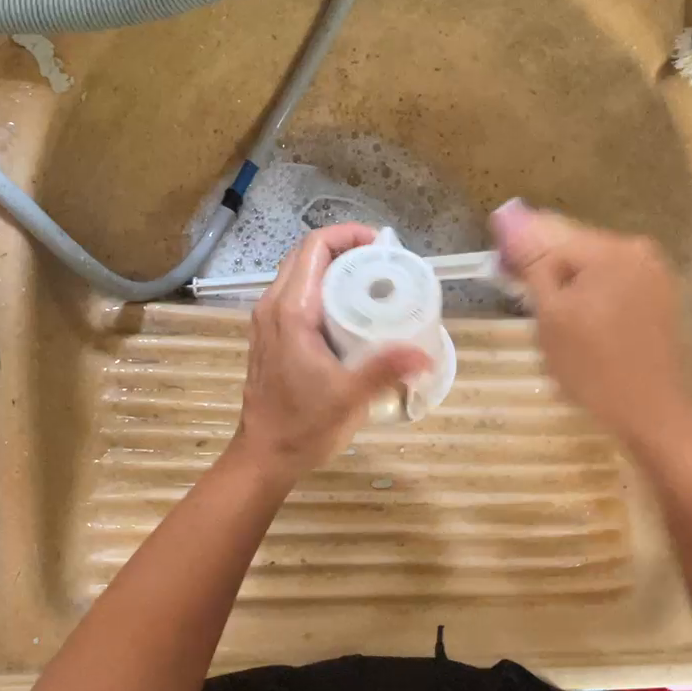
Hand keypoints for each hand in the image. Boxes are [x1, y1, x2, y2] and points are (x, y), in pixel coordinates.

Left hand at [230, 224, 430, 481]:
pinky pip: (295, 296)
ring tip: (371, 284)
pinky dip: (322, 291)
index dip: (348, 235)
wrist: (264, 455)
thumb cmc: (302, 425)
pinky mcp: (270, 337)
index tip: (382, 246)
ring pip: (299, 275)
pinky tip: (350, 313)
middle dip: (345, 250)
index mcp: (290, 311)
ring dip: (333, 269)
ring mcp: (267, 321)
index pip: (315, 248)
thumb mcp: (349, 397)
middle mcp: (272, 307)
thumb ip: (386, 369)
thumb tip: (426, 355)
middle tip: (383, 265)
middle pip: (306, 255)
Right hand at [491, 199, 691, 441]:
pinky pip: (612, 284)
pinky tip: (577, 324)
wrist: (650, 412)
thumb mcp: (551, 314)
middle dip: (544, 268)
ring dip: (566, 284)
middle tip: (518, 297)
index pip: (551, 234)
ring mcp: (654, 274)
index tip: (499, 275)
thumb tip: (507, 216)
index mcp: (611, 250)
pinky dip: (589, 297)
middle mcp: (637, 251)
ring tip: (547, 317)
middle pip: (575, 248)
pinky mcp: (659, 298)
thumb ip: (531, 262)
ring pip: (593, 267)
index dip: (519, 253)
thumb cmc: (592, 366)